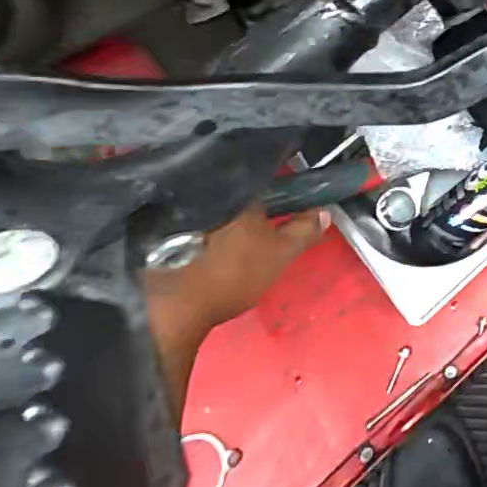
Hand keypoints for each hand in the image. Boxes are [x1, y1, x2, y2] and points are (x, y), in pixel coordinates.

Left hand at [144, 206, 329, 406]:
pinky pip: (195, 224)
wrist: (172, 308)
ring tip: (239, 242)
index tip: (290, 206)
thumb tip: (323, 212)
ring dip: (229, 219)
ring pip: (216, 209)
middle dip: (254, 204)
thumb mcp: (281, 254)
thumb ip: (304, 230)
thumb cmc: (232, 274)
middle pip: (240, 193)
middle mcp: (210, 194)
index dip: (282, 190)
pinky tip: (212, 251)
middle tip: (266, 227)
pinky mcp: (163, 234)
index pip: (268, 178)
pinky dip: (207, 233)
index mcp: (240, 191)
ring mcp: (183, 213)